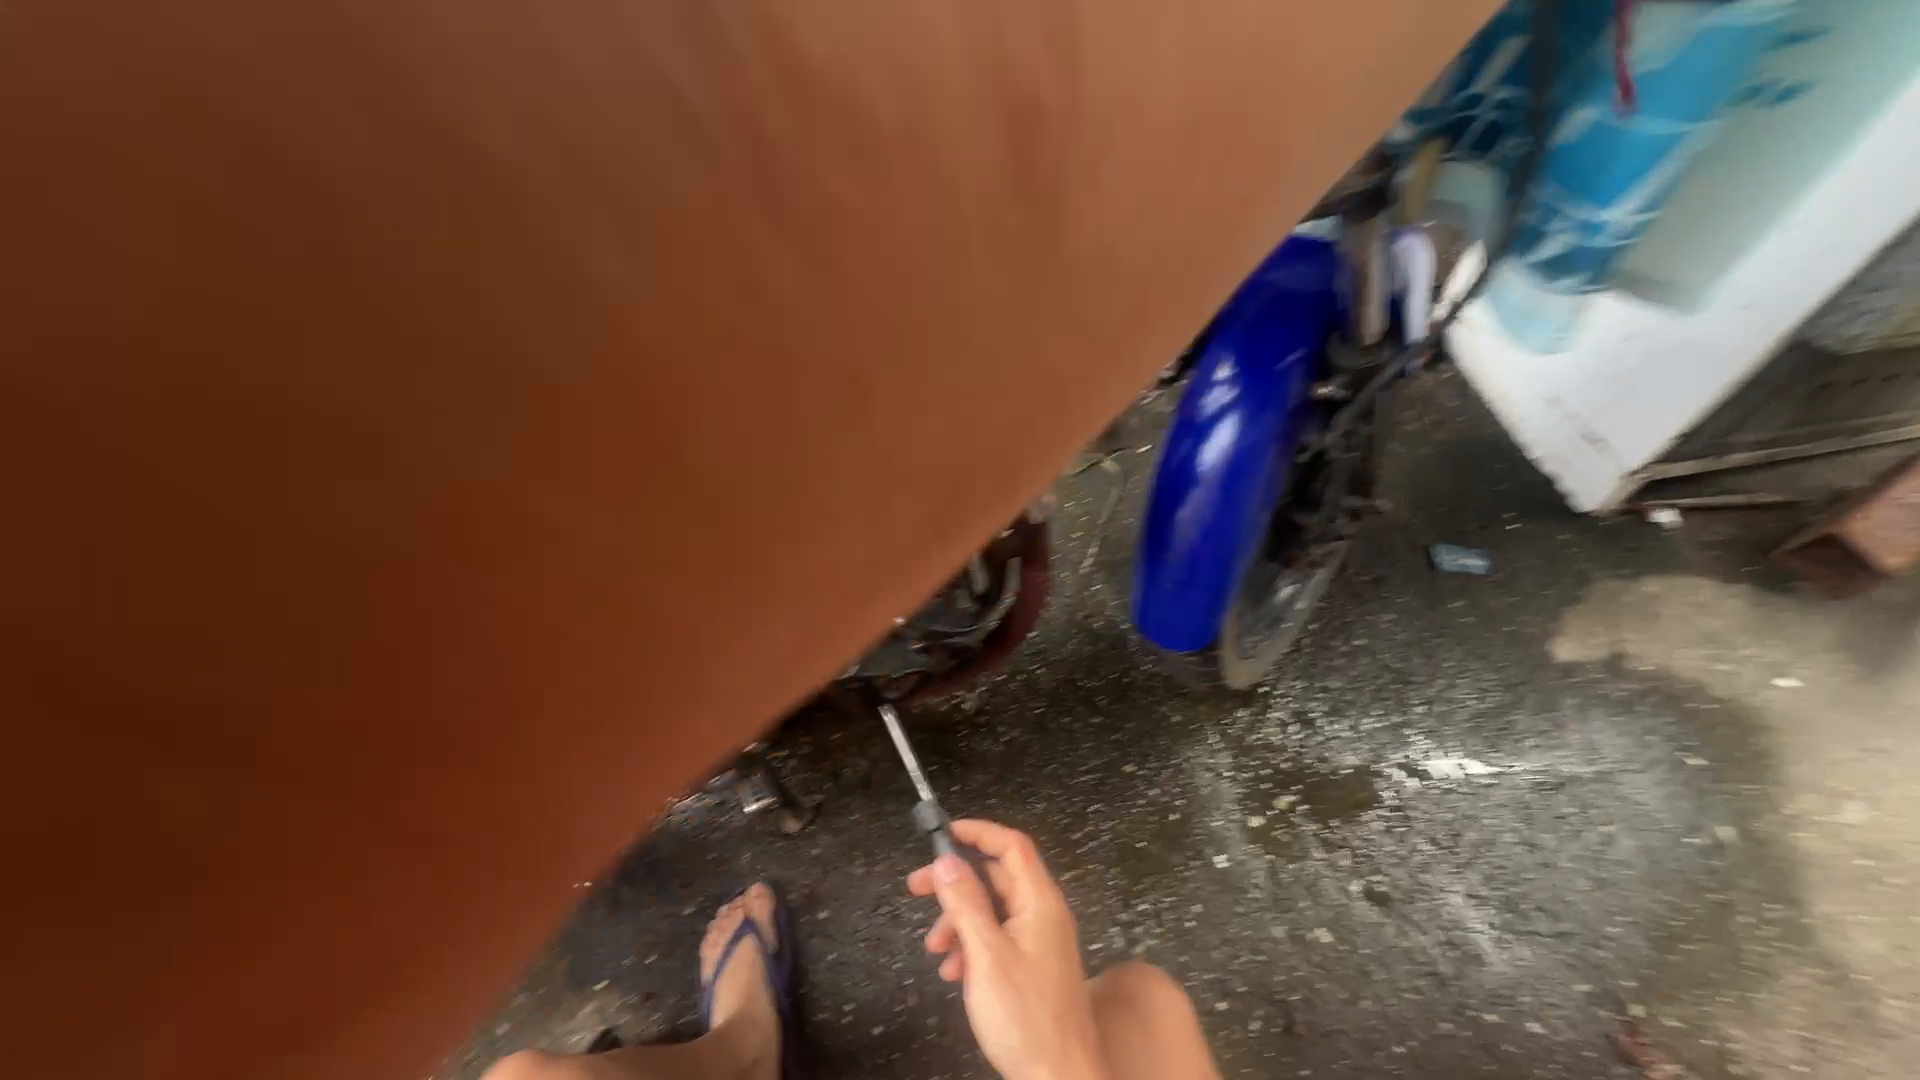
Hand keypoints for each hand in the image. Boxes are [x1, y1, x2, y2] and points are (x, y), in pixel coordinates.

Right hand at [907, 820, 1103, 1079]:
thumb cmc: (1023, 1016)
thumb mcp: (986, 956)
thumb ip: (966, 903)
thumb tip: (946, 859)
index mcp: (1040, 902)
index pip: (1012, 845)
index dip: (978, 832)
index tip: (943, 833)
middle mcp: (1044, 913)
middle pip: (997, 876)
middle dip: (956, 882)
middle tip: (916, 888)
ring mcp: (1040, 940)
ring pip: (994, 910)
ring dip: (959, 920)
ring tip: (935, 948)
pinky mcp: (1034, 965)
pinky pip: (999, 938)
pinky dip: (973, 945)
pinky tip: (953, 972)